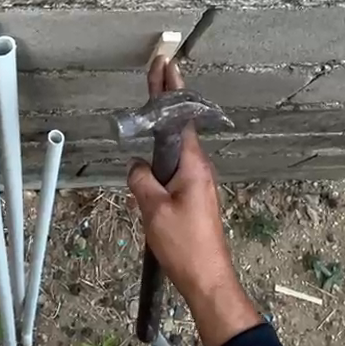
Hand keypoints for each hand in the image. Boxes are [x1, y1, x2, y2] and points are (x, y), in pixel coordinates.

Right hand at [126, 58, 263, 345]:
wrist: (208, 281)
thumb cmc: (184, 245)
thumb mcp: (153, 209)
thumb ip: (140, 180)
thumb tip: (136, 167)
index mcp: (192, 164)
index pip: (178, 116)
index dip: (169, 89)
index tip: (164, 64)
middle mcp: (198, 167)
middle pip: (177, 125)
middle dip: (165, 98)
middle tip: (157, 71)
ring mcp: (197, 182)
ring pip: (174, 149)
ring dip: (161, 128)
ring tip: (149, 107)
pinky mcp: (194, 198)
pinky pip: (173, 168)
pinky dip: (160, 155)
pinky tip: (149, 157)